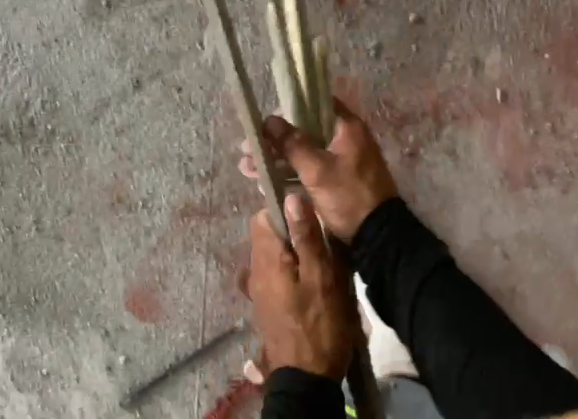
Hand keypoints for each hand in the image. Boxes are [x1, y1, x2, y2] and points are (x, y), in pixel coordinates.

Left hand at [248, 193, 357, 379]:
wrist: (307, 381)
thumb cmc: (319, 324)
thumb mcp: (321, 277)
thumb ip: (306, 236)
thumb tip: (291, 195)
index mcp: (265, 257)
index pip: (263, 215)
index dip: (285, 210)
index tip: (310, 217)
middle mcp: (255, 270)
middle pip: (269, 236)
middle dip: (293, 234)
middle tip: (323, 244)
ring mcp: (259, 290)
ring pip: (274, 256)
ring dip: (295, 255)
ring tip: (322, 265)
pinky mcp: (268, 307)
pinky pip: (277, 277)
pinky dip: (292, 274)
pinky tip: (312, 286)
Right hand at [259, 99, 398, 240]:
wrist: (378, 239)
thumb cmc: (349, 196)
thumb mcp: (317, 170)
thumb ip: (292, 144)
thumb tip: (269, 120)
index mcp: (346, 127)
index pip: (315, 104)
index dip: (289, 108)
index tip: (267, 121)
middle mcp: (344, 138)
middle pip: (303, 130)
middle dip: (274, 140)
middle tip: (247, 149)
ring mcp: (340, 161)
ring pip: (302, 152)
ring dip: (275, 159)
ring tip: (246, 168)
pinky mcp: (335, 181)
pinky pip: (307, 170)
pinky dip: (287, 174)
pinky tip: (263, 182)